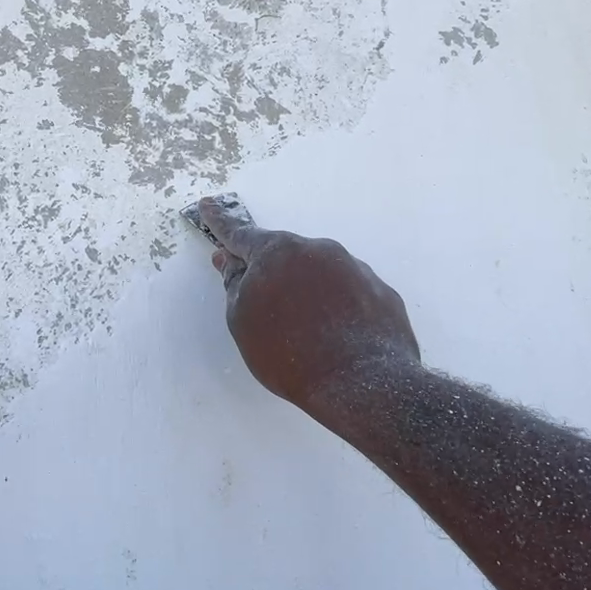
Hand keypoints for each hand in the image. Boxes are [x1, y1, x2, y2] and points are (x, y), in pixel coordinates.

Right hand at [199, 200, 420, 416]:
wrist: (361, 383)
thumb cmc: (287, 352)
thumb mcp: (242, 321)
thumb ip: (235, 285)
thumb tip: (231, 261)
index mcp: (278, 252)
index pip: (240, 233)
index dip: (220, 222)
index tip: (208, 206)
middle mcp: (318, 250)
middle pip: (284, 255)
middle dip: (271, 271)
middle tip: (263, 302)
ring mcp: (355, 268)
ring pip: (319, 273)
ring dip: (306, 291)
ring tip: (305, 332)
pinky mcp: (382, 292)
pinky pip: (349, 292)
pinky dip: (336, 306)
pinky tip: (335, 336)